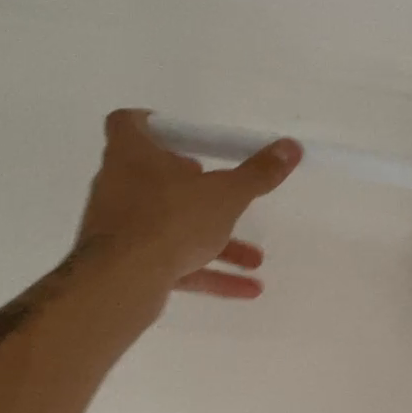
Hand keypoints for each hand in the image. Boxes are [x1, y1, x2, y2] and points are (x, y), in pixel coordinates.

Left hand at [74, 108, 300, 300]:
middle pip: (158, 178)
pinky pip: (174, 263)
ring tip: (255, 259)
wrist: (122, 281)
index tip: (185, 138)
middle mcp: (120, 185)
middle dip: (200, 192)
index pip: (128, 123)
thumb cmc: (171, 219)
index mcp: (132, 154)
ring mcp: (121, 228)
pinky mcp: (128, 265)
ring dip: (215, 240)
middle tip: (226, 195)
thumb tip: (291, 146)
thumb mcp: (225, 194)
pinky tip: (247, 289)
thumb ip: (258, 173)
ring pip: (173, 227)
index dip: (154, 125)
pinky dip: (208, 272)